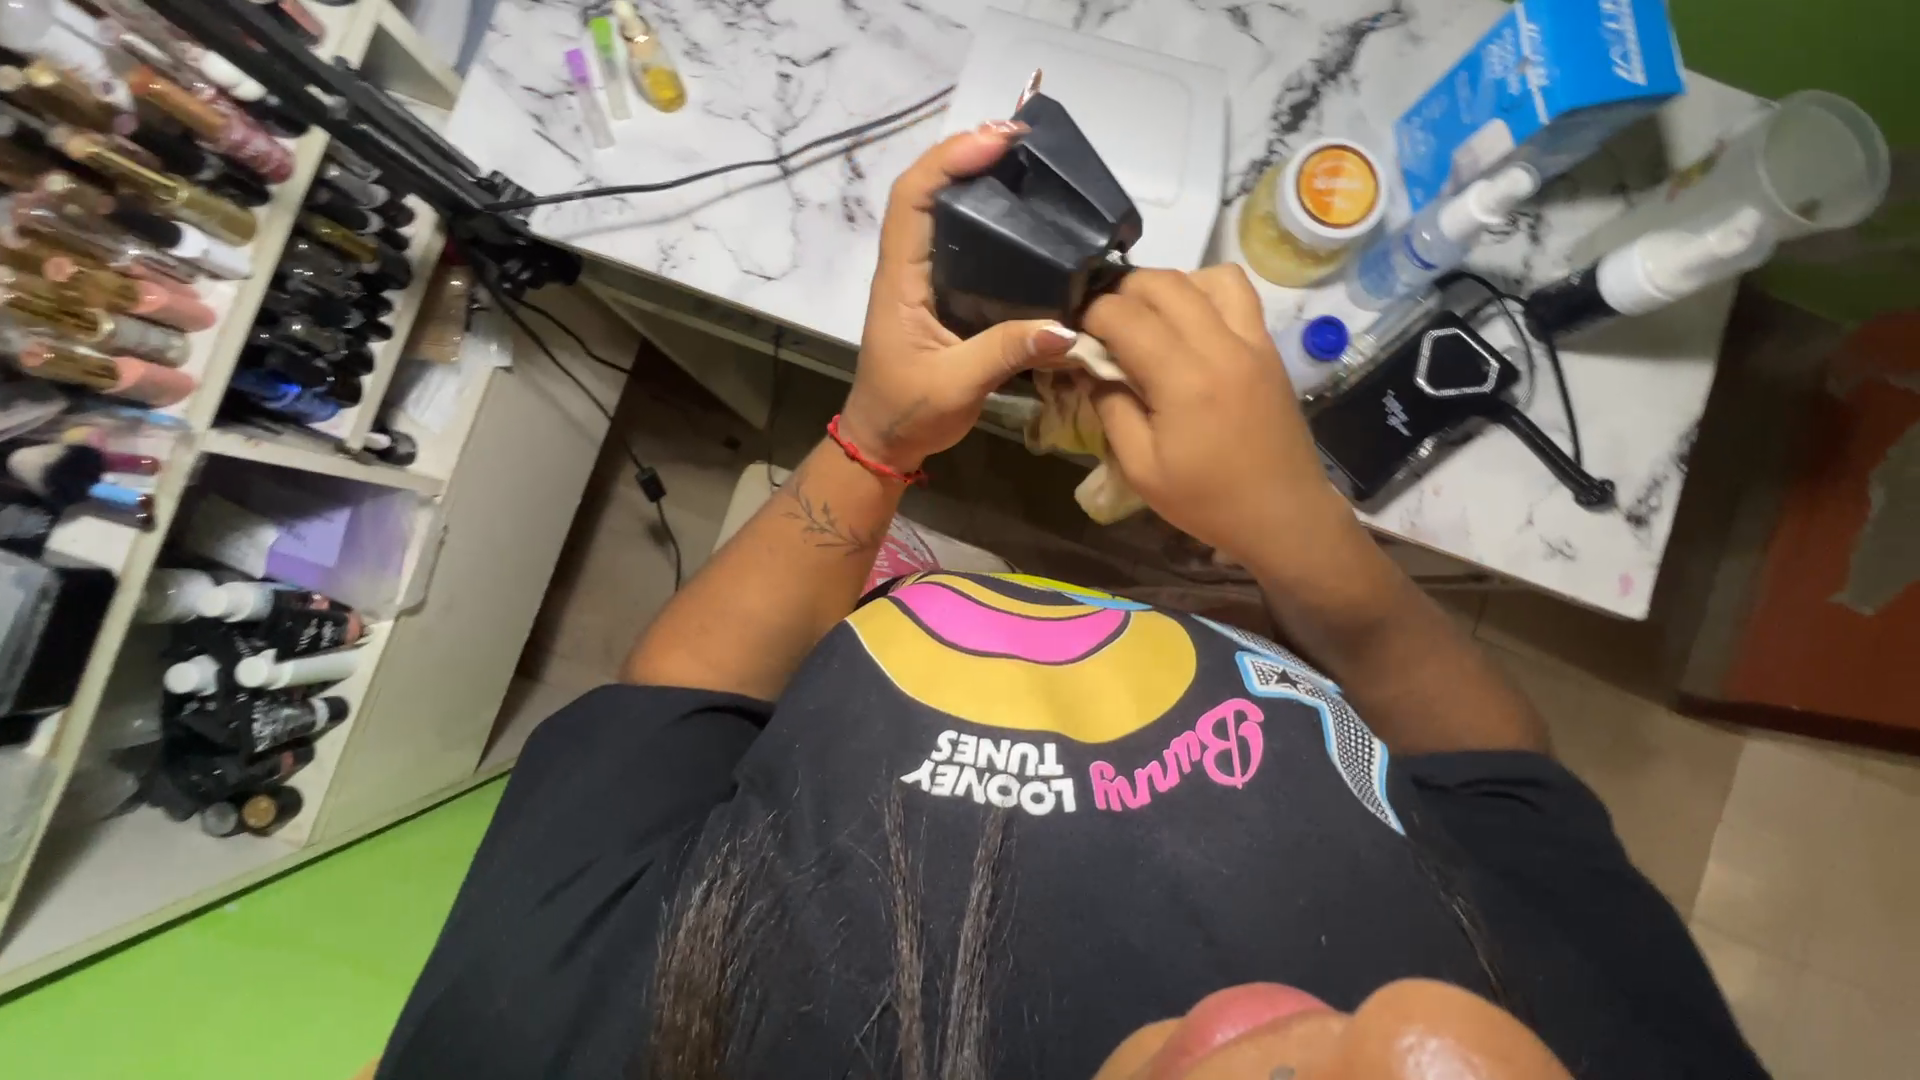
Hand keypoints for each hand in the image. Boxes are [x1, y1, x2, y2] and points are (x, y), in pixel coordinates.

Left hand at [841, 123, 1078, 472]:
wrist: (886, 442)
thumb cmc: (908, 412)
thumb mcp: (956, 385)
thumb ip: (1007, 353)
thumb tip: (1069, 330)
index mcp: (900, 281)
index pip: (911, 200)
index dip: (949, 160)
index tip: (998, 141)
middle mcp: (910, 270)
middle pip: (929, 194)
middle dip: (970, 158)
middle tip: (1025, 145)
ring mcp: (927, 283)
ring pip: (947, 217)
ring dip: (982, 186)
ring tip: (1031, 173)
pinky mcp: (945, 299)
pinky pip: (966, 249)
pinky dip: (994, 227)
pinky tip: (1029, 227)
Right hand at [1083, 266, 1364, 567]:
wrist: (1282, 514)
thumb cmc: (1206, 500)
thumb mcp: (1140, 469)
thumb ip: (1111, 409)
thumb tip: (1094, 368)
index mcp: (1182, 379)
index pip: (1124, 315)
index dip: (1092, 318)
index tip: (1080, 338)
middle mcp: (1220, 346)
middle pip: (1162, 282)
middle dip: (1123, 294)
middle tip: (1108, 329)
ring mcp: (1252, 341)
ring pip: (1206, 276)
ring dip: (1169, 287)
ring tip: (1151, 321)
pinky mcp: (1269, 347)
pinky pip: (1238, 293)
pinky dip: (1206, 293)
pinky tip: (1190, 326)